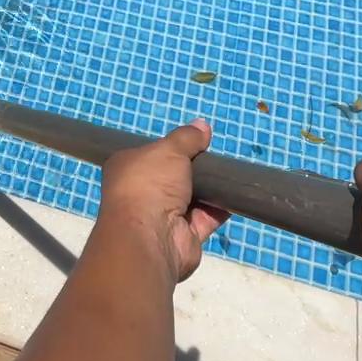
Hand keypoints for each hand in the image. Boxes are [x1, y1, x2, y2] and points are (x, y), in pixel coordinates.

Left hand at [98, 120, 231, 280]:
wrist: (151, 235)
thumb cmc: (150, 183)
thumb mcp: (169, 150)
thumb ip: (186, 138)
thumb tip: (202, 125)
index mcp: (127, 167)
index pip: (149, 154)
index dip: (169, 148)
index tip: (192, 142)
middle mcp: (141, 191)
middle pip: (172, 176)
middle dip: (191, 169)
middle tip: (214, 159)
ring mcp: (162, 216)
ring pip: (190, 197)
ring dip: (207, 189)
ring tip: (228, 174)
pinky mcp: (184, 236)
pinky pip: (205, 217)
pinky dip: (219, 209)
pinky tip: (234, 196)